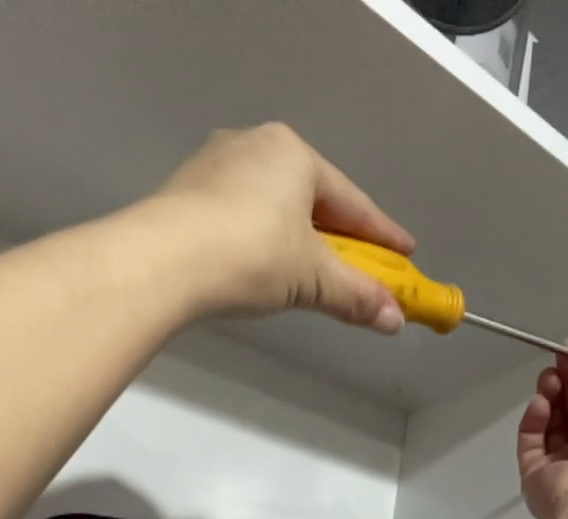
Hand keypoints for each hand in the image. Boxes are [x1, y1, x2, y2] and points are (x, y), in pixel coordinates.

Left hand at [150, 123, 411, 332]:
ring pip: (274, 208)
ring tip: (314, 273)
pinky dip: (264, 243)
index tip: (405, 255)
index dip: (382, 234)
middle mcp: (252, 147)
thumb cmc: (251, 253)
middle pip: (312, 201)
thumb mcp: (313, 278)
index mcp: (292, 153)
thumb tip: (394, 321)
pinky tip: (267, 268)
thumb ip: (357, 296)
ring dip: (300, 241)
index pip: (351, 202)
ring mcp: (213, 168)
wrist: (162, 262)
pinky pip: (242, 218)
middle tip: (363, 268)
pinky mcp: (185, 195)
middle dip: (339, 238)